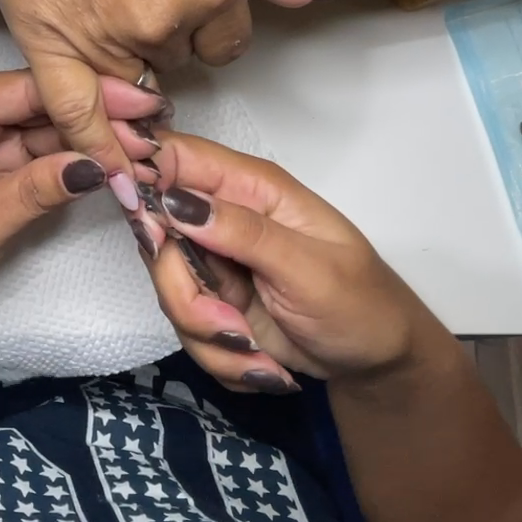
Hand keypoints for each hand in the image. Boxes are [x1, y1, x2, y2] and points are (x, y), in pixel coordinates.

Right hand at [0, 0, 330, 181]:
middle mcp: (165, 19)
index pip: (230, 39)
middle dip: (170, 36)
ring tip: (101, 14)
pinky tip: (114, 180)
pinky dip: (99, 150)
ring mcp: (105, 38)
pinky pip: (80, 117)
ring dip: (130, 62)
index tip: (190, 8)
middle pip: (182, 60)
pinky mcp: (49, 47)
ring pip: (136, 82)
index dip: (212, 23)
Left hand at [0, 70, 168, 336]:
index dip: (86, 94)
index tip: (140, 103)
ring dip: (96, 142)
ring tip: (149, 150)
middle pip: (44, 105)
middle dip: (99, 118)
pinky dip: (79, 163)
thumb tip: (96, 163)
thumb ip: (35, 190)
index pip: (27, 89)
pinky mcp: (1, 167)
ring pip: (51, 130)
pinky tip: (117, 165)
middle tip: (156, 129)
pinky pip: (46, 156)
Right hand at [133, 132, 453, 392]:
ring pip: (166, 287)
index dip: (144, 181)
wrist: (377, 365)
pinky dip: (217, 354)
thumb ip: (243, 231)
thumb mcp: (311, 269)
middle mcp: (220, 218)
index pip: (174, 156)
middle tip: (226, 320)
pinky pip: (183, 325)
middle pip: (155, 234)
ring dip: (205, 331)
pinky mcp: (209, 301)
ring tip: (255, 347)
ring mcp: (211, 262)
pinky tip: (259, 359)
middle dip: (182, 289)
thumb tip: (174, 200)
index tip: (152, 233)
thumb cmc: (362, 304)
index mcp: (249, 188)